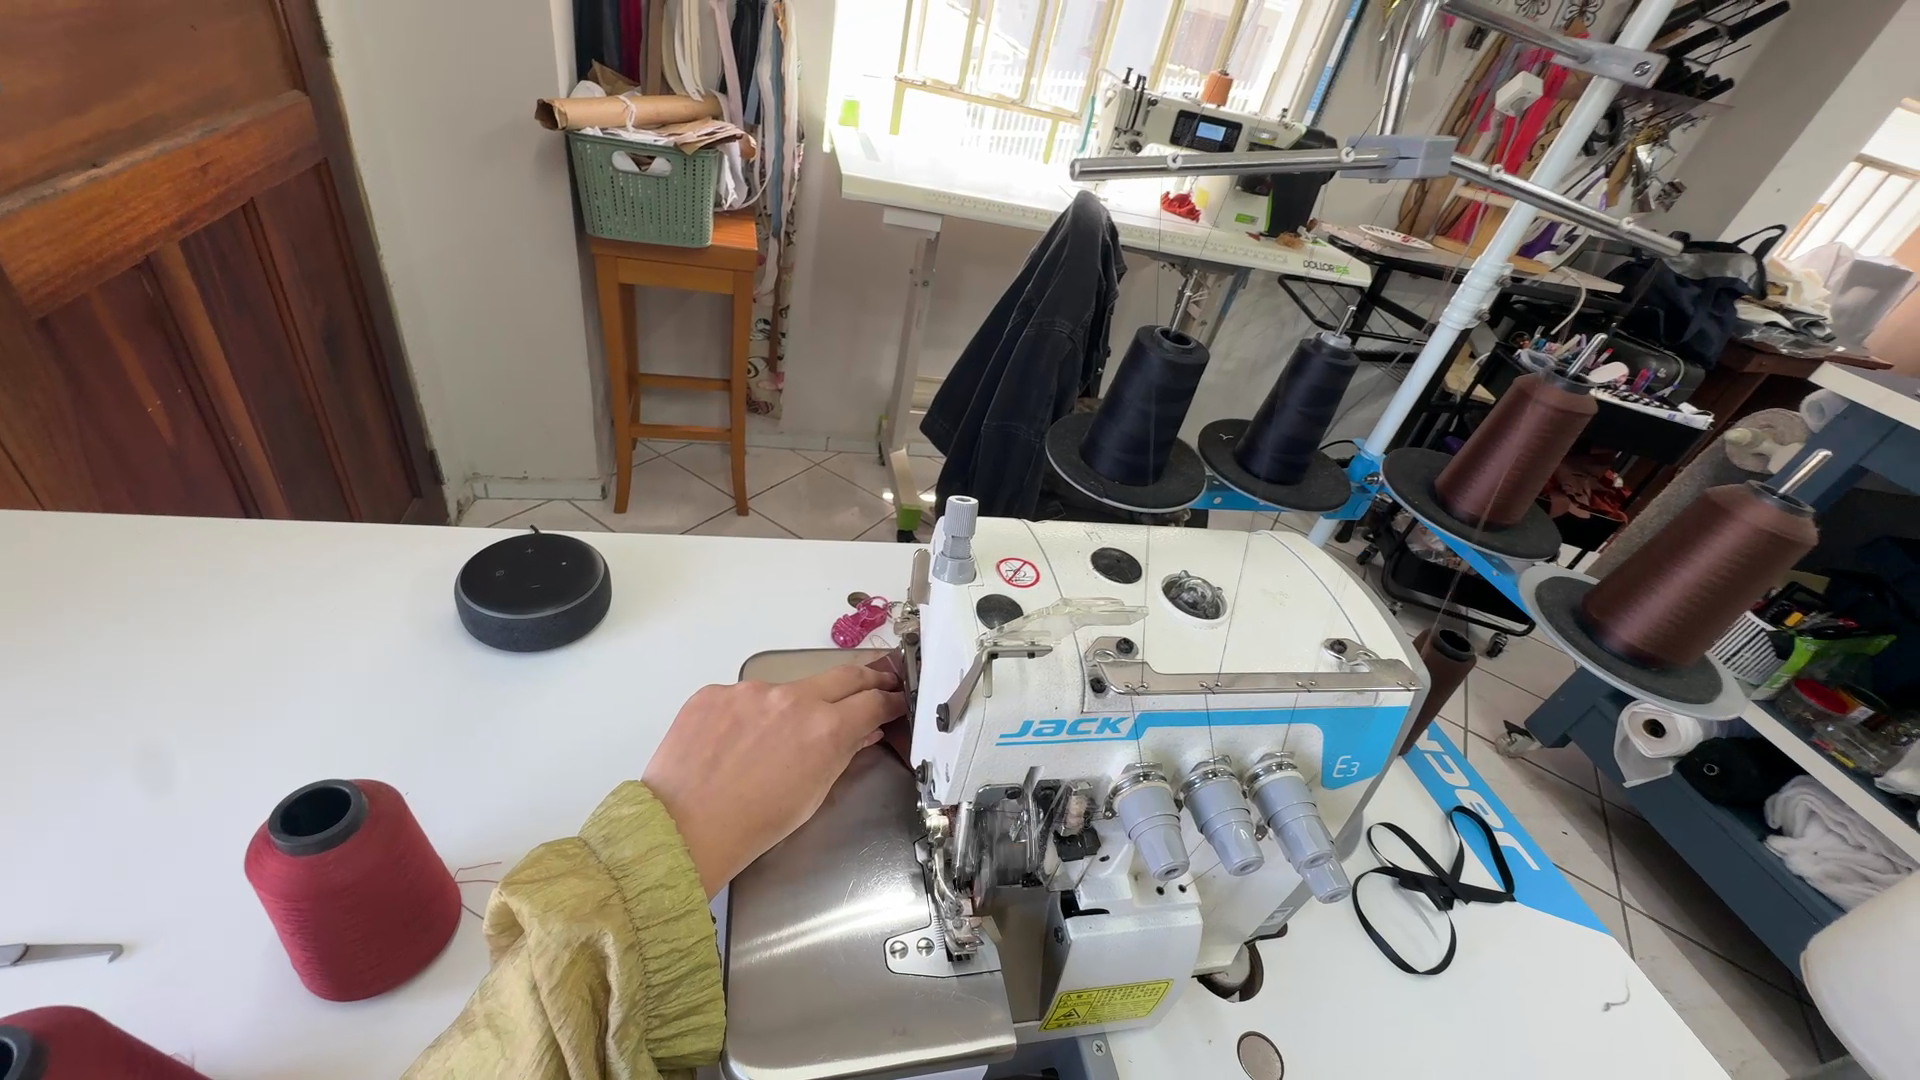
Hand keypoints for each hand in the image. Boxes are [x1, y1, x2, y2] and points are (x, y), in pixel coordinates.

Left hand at [644, 664, 906, 896]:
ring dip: (793, 706)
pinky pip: (743, 697)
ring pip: (786, 689)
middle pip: (843, 676)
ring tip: (774, 741)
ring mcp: (750, 690)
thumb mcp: (814, 793)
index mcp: (826, 727)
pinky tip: (736, 743)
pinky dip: (749, 714)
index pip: (873, 700)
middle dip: (866, 679)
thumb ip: (844, 752)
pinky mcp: (715, 692)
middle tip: (876, 682)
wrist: (683, 828)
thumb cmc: (756, 823)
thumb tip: (864, 730)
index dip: (889, 700)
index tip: (895, 700)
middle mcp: (793, 698)